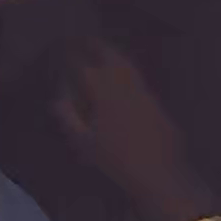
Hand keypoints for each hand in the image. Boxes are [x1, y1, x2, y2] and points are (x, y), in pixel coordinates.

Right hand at [49, 39, 211, 220]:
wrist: (162, 180)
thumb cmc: (115, 161)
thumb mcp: (82, 141)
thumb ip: (67, 114)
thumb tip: (58, 95)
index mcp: (101, 89)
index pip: (82, 62)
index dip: (70, 52)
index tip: (61, 47)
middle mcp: (123, 84)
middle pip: (109, 54)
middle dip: (95, 44)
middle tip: (82, 39)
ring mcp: (143, 92)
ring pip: (126, 64)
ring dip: (112, 54)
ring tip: (101, 51)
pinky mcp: (157, 104)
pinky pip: (137, 79)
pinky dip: (125, 72)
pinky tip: (120, 79)